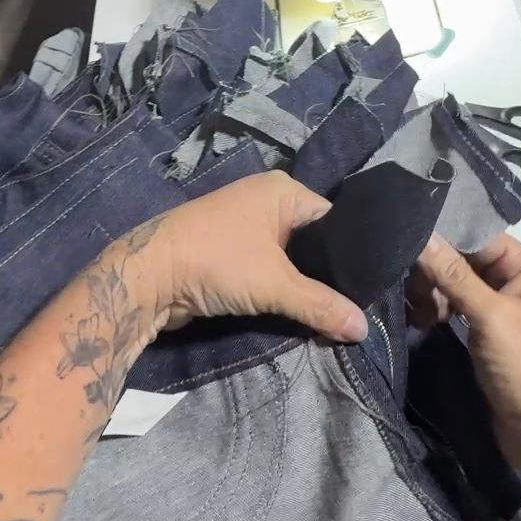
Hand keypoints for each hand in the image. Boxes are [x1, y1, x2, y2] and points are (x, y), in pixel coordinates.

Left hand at [127, 170, 368, 343]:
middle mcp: (267, 201)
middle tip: (354, 308)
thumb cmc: (218, 262)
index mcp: (283, 190)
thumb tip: (364, 329)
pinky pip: (270, 269)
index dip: (351, 253)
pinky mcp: (233, 252)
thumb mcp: (276, 285)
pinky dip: (282, 289)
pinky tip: (301, 312)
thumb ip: (321, 306)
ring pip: (291, 259)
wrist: (150, 276)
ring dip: (303, 286)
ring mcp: (247, 226)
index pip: (333, 220)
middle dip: (327, 275)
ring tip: (334, 315)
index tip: (371, 288)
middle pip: (313, 241)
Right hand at [415, 234, 520, 499]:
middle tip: (404, 285)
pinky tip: (420, 321)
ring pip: (456, 285)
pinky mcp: (489, 337)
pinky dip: (437, 312)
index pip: (476, 234)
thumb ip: (454, 275)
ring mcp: (503, 311)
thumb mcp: (492, 318)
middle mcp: (517, 281)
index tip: (401, 236)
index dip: (441, 235)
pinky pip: (457, 310)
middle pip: (463, 258)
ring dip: (432, 293)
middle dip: (432, 268)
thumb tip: (421, 234)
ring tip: (414, 310)